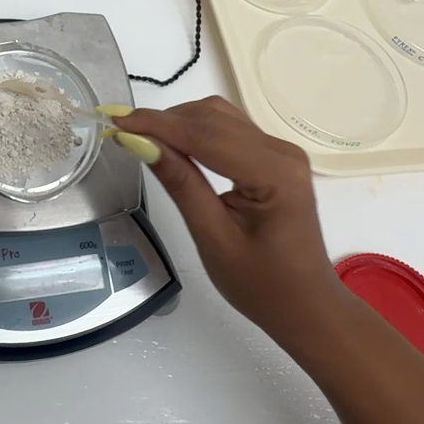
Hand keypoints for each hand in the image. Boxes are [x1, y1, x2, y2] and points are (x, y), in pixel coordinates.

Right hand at [111, 96, 345, 337]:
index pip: (205, 135)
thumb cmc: (262, 286)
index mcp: (274, 174)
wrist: (308, 307)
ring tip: (142, 137)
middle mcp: (281, 152)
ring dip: (178, 122)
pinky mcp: (273, 155)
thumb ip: (179, 183)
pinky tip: (171, 142)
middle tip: (121, 131)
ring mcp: (280, 151)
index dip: (157, 124)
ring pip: (218, 116)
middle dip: (163, 121)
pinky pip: (227, 128)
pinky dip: (194, 128)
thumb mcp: (212, 238)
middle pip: (211, 118)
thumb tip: (139, 141)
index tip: (115, 120)